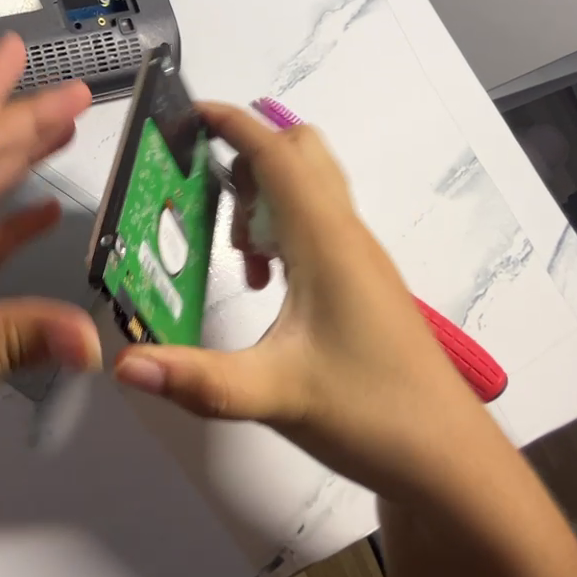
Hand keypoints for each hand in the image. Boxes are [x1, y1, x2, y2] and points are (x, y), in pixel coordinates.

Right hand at [112, 102, 491, 500]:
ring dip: (260, 198)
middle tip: (208, 201)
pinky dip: (278, 229)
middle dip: (245, 157)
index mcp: (326, 241)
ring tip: (238, 258)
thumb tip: (123, 364)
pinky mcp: (359, 280)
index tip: (188, 111)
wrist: (454, 465)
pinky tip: (264, 284)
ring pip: (307, 187)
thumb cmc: (373, 414)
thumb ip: (197, 378)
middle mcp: (344, 235)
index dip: (233, 123)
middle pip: (299, 152)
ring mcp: (357, 257)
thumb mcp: (275, 395)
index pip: (276, 153)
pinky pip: (313, 222)